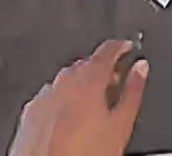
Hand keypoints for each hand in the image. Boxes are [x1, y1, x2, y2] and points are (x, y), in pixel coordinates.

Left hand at [8, 40, 148, 155]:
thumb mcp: (119, 127)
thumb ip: (133, 91)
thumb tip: (141, 68)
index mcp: (89, 77)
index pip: (108, 48)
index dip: (121, 46)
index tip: (128, 48)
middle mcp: (65, 79)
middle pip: (88, 64)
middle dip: (103, 71)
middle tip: (114, 87)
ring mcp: (45, 94)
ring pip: (68, 80)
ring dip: (82, 86)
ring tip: (91, 111)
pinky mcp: (30, 112)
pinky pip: (51, 97)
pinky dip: (62, 102)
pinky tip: (67, 123)